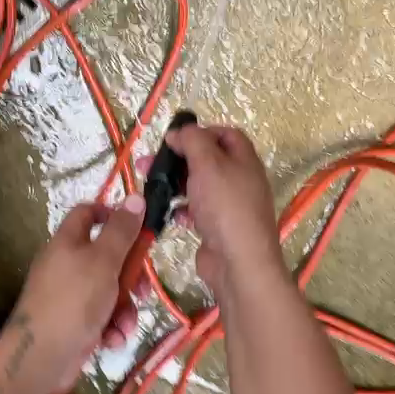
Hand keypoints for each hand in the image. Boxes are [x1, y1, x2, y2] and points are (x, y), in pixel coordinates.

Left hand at [9, 195, 146, 391]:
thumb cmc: (74, 299)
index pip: (88, 213)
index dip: (112, 215)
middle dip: (130, 275)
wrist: (43, 357)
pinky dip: (111, 327)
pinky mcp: (75, 322)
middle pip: (107, 257)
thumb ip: (121, 231)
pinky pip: (102, 317)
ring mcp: (70, 295)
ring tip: (124, 325)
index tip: (138, 227)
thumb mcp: (103, 260)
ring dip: (124, 309)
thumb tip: (136, 196)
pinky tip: (112, 339)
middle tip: (143, 290)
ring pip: (109, 291)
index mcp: (68, 241)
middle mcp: (67, 264)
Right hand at [165, 124, 281, 293]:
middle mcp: (240, 180)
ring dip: (176, 183)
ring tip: (151, 187)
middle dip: (178, 159)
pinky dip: (183, 208)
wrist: (238, 262)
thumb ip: (192, 140)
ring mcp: (230, 206)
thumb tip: (179, 132)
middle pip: (207, 160)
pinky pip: (197, 210)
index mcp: (244, 160)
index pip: (226, 134)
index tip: (176, 139)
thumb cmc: (225, 205)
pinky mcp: (219, 227)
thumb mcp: (207, 162)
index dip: (201, 132)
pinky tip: (172, 213)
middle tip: (150, 162)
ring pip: (199, 185)